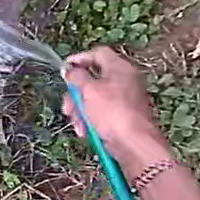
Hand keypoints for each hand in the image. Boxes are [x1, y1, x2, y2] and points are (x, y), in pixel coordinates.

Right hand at [63, 47, 171, 168]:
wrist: (134, 144)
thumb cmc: (113, 114)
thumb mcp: (88, 91)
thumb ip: (76, 77)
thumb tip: (69, 70)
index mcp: (120, 68)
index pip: (98, 54)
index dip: (79, 59)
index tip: (65, 69)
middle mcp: (125, 81)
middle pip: (93, 79)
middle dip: (76, 94)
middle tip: (68, 106)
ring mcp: (125, 99)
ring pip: (95, 99)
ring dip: (81, 111)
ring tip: (78, 124)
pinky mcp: (124, 117)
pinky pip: (102, 113)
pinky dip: (91, 120)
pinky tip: (86, 131)